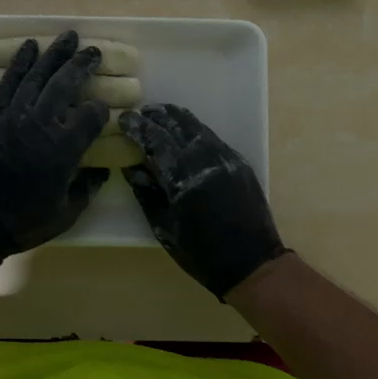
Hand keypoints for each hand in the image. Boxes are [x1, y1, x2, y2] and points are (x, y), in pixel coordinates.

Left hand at [0, 31, 108, 269]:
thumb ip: (87, 189)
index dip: (101, 110)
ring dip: (56, 53)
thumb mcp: (66, 214)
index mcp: (64, 148)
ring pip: (39, 75)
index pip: (91, 116)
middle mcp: (42, 123)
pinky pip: (10, 81)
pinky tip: (31, 45)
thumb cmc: (24, 221)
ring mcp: (16, 114)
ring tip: (69, 37)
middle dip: (82, 64)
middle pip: (66, 84)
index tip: (103, 109)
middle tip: (93, 51)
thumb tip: (101, 171)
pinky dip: (21, 61)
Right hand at [120, 104, 287, 298]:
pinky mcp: (238, 161)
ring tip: (160, 114)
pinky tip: (184, 131)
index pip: (155, 141)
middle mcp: (205, 160)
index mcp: (184, 180)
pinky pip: (211, 137)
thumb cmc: (203, 254)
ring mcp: (225, 157)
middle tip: (140, 113)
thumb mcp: (165, 229)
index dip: (137, 128)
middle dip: (155, 117)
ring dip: (175, 118)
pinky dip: (194, 130)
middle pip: (175, 126)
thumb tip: (132, 167)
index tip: (124, 120)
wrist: (254, 264)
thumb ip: (146, 194)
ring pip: (195, 127)